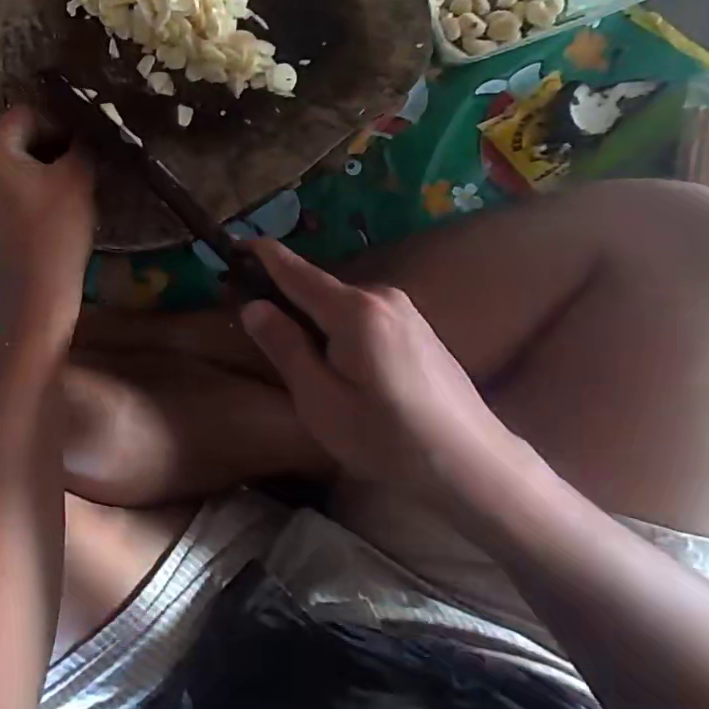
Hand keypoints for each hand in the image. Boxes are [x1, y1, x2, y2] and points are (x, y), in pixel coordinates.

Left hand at [0, 107, 95, 338]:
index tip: (83, 151)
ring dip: (41, 164)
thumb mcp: (77, 177)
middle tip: (78, 165)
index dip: (61, 126)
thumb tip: (82, 132)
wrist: (36, 292)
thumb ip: (81, 143)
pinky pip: (5, 181)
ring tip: (67, 184)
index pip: (29, 114)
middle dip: (49, 144)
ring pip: (12, 158)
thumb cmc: (55, 229)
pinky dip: (27, 183)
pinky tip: (49, 202)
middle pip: (16, 134)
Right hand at [238, 240, 530, 504]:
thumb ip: (284, 346)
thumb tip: (253, 305)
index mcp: (353, 309)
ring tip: (298, 356)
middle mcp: (380, 296)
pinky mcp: (418, 328)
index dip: (262, 255)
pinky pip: (363, 316)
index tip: (234, 243)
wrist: (473, 465)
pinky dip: (339, 327)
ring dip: (313, 318)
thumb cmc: (387, 437)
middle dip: (284, 297)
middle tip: (255, 323)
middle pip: (317, 289)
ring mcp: (404, 310)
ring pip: (340, 304)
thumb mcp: (320, 400)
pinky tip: (341, 366)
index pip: (295, 271)